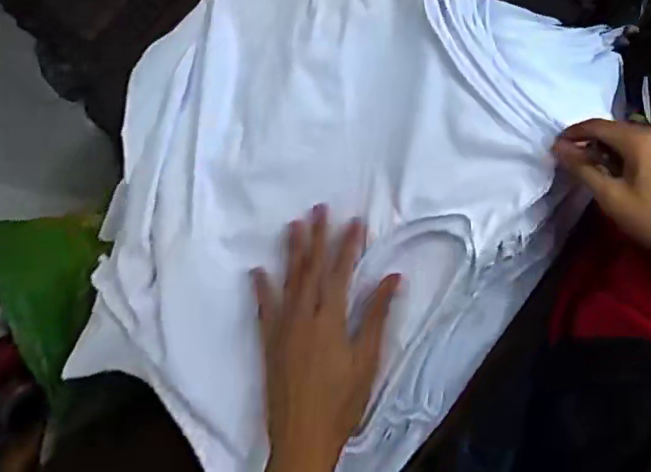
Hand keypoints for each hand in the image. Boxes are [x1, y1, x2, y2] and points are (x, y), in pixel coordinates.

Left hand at [255, 206, 400, 471]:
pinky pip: (264, 311)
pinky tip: (257, 271)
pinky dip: (261, 289)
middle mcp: (303, 319)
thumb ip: (376, 316)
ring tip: (293, 225)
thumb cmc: (342, 402)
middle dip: (318, 237)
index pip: (340, 272)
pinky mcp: (269, 346)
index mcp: (330, 320)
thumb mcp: (367, 360)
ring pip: (288, 283)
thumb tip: (392, 276)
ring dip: (292, 252)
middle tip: (320, 208)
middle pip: (311, 270)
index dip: (348, 245)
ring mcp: (283, 331)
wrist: (301, 442)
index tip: (355, 220)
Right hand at [552, 119, 650, 267]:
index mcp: (637, 138)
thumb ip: (584, 169)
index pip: (596, 125)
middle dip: (587, 141)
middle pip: (610, 128)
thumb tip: (560, 148)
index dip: (573, 133)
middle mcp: (650, 132)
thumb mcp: (612, 197)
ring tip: (587, 170)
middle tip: (568, 161)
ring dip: (603, 149)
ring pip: (623, 137)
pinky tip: (613, 174)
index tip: (554, 147)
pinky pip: (636, 146)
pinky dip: (619, 154)